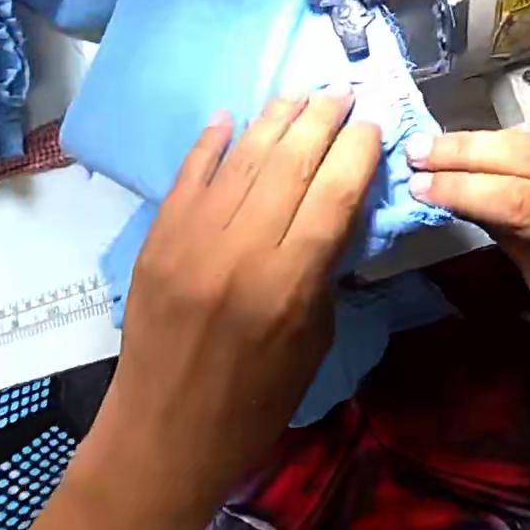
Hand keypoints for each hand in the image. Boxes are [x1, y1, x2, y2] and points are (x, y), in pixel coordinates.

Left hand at [78, 90, 381, 524]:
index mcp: (288, 285)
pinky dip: (210, 143)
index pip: (334, 194)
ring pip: (242, 159)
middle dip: (322, 120)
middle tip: (341, 93)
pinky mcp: (157, 239)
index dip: (358, 151)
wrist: (164, 436)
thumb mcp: (314, 341)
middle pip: (290, 163)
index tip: (373, 123)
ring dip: (274, 119)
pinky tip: (231, 117)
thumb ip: (325, 269)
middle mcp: (240, 250)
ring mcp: (190, 239)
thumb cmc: (255, 404)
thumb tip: (337, 207)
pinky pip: (188, 176)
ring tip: (300, 94)